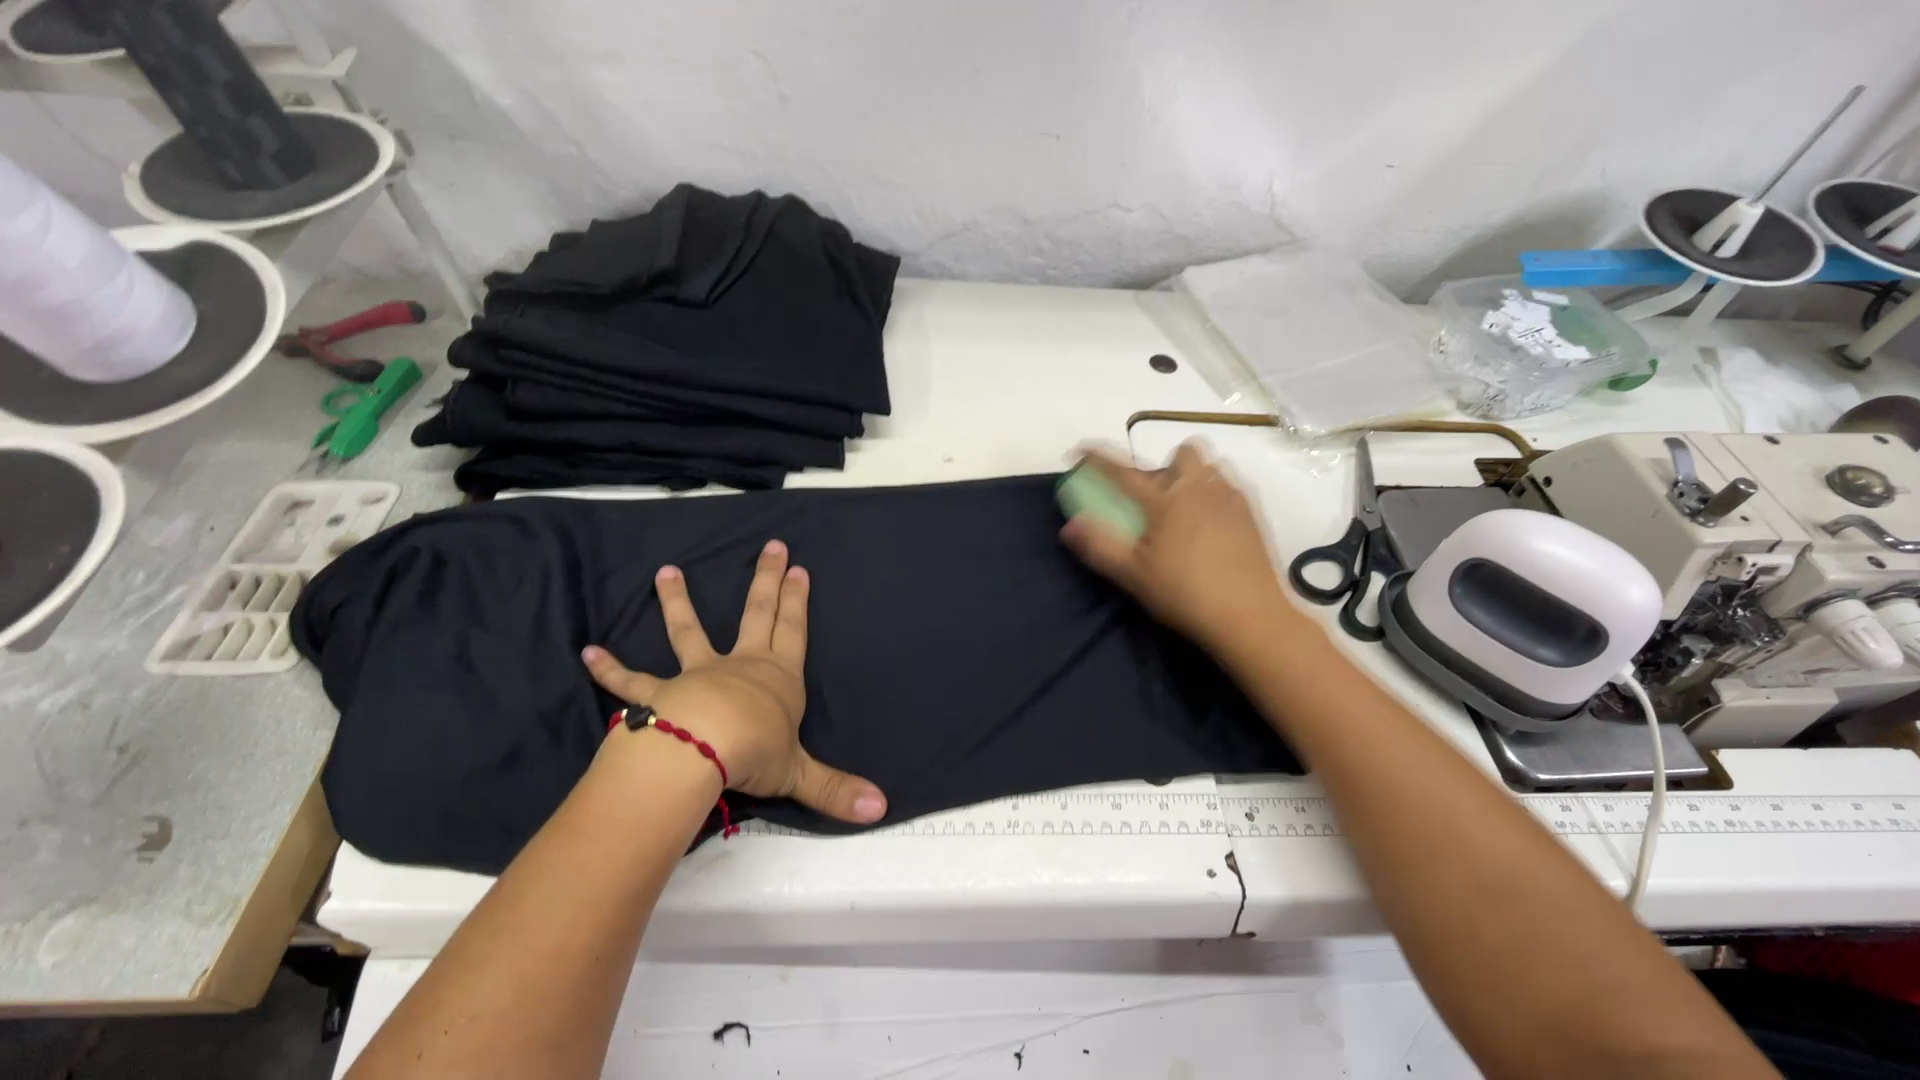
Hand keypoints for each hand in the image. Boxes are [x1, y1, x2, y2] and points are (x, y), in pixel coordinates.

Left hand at [581, 539, 887, 824]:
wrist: (703, 749)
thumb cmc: (757, 754)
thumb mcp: (803, 774)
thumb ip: (837, 790)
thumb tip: (879, 809)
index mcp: (778, 679)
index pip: (793, 631)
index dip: (797, 600)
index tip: (798, 568)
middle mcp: (740, 667)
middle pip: (756, 614)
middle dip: (765, 580)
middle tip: (770, 546)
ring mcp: (697, 676)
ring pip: (688, 632)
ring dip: (678, 602)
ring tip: (665, 573)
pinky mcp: (659, 695)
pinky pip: (631, 681)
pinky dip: (610, 668)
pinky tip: (589, 652)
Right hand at [1061, 440, 1306, 654]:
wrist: (1249, 615)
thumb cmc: (1185, 594)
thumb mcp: (1133, 576)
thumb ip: (1100, 547)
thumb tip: (1070, 526)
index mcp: (1165, 501)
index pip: (1123, 471)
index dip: (1098, 458)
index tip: (1080, 451)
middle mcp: (1199, 489)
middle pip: (1183, 453)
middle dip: (1166, 465)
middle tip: (1156, 497)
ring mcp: (1231, 498)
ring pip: (1211, 466)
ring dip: (1194, 476)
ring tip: (1186, 508)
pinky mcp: (1253, 514)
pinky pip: (1231, 487)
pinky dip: (1216, 494)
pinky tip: (1212, 524)